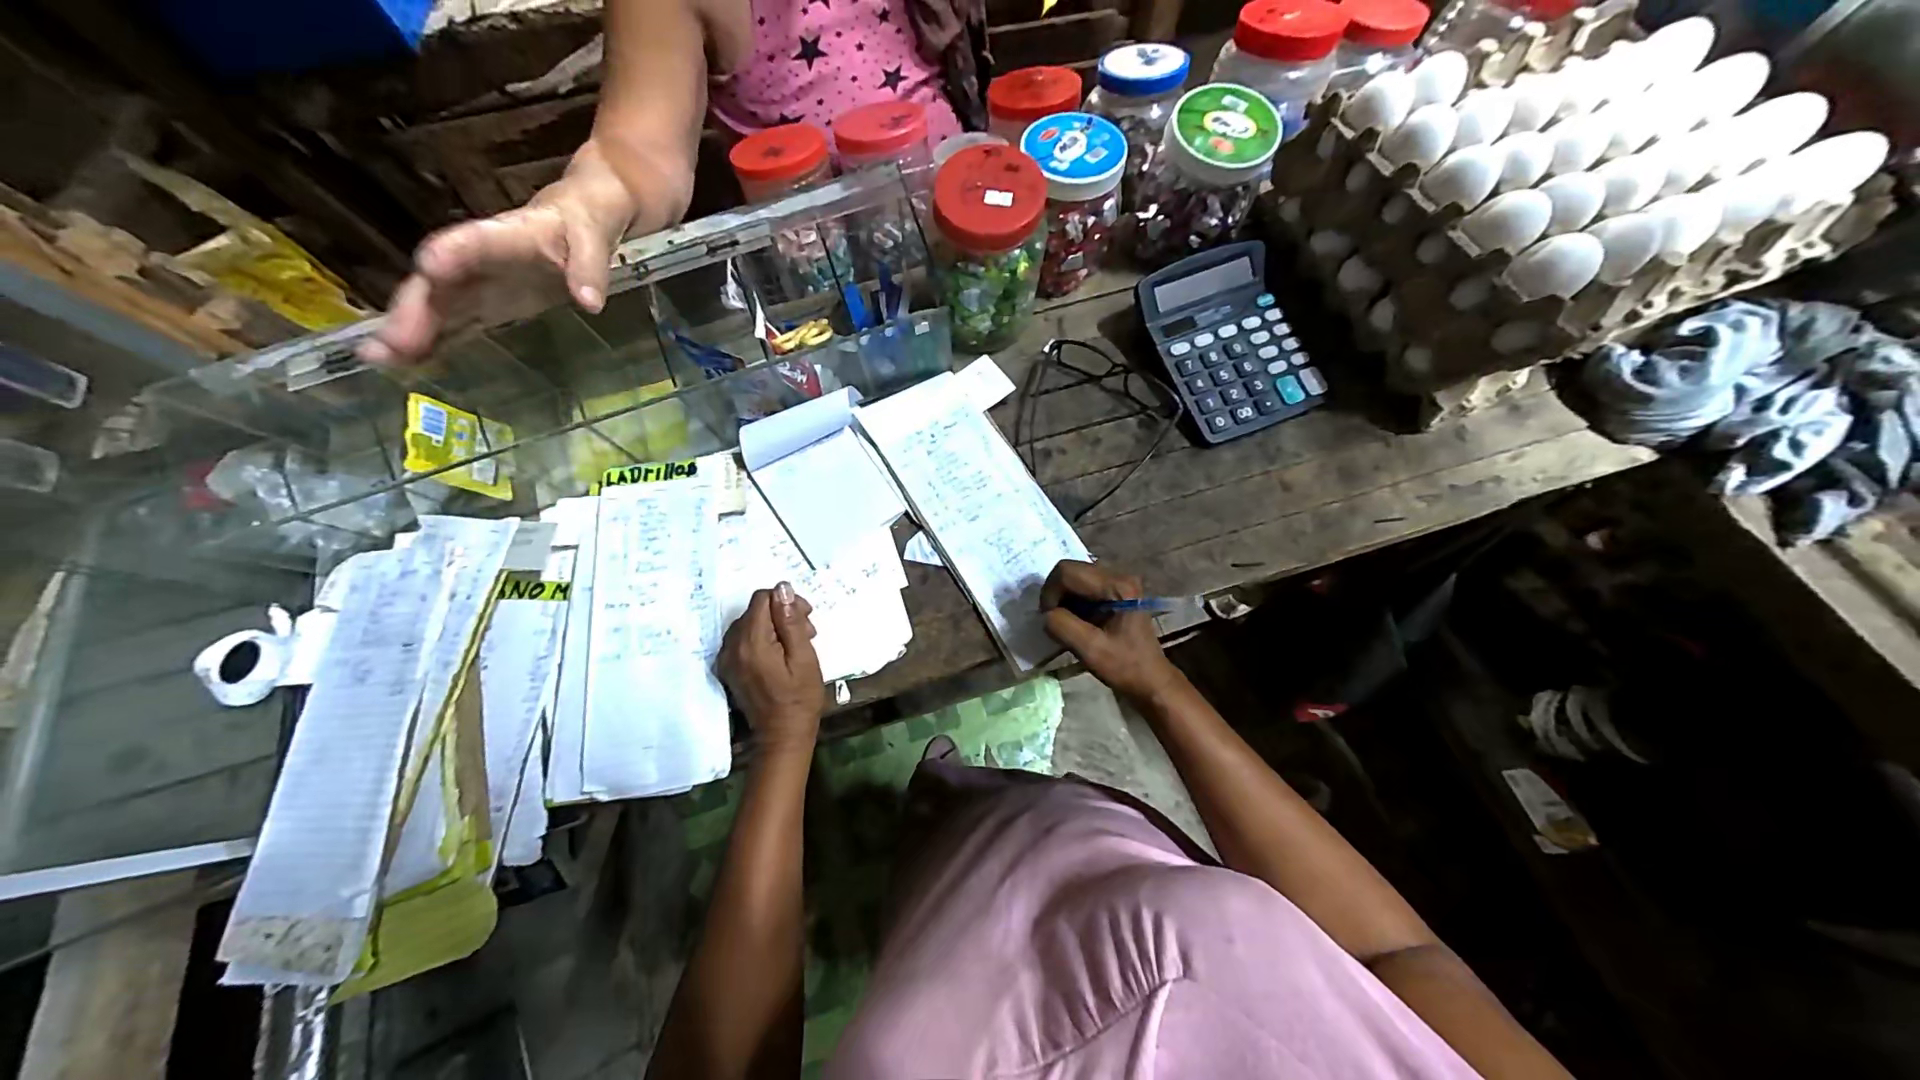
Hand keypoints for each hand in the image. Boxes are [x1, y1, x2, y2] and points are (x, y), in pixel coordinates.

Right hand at [359, 138, 684, 364]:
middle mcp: (480, 257)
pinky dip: (433, 341)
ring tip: (378, 357)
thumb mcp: (595, 239)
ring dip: (408, 330)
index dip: (454, 253)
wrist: (580, 213)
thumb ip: (591, 269)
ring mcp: (478, 280)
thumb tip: (590, 302)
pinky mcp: (485, 301)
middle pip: (439, 282)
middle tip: (388, 343)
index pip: (477, 242)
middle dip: (413, 311)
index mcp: (508, 234)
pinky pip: (454, 321)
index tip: (430, 266)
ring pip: (436, 304)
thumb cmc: (585, 221)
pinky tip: (405, 362)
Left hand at [719, 582, 824, 752]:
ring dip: (773, 626)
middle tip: (807, 634)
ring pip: (749, 623)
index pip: (763, 598)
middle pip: (755, 610)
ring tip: (795, 646)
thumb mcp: (804, 657)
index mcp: (752, 641)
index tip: (807, 618)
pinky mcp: (728, 667)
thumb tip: (782, 588)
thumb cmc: (800, 698)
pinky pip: (743, 640)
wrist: (782, 735)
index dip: (787, 602)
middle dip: (781, 614)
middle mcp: (732, 645)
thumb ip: (791, 621)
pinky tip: (778, 655)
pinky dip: (761, 639)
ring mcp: (727, 658)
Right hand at [1041, 560, 1183, 702]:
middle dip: (1055, 595)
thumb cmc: (1125, 666)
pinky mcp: (1114, 591)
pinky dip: (1072, 602)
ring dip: (1063, 599)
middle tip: (1055, 621)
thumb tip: (1046, 614)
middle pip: (1070, 570)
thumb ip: (1062, 626)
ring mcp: (1117, 582)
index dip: (1050, 594)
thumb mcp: (1090, 649)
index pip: (1067, 572)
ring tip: (1066, 623)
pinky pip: (1083, 587)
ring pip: (1074, 578)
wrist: (1151, 680)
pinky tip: (1076, 622)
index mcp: (1118, 585)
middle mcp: (1119, 575)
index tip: (1050, 620)